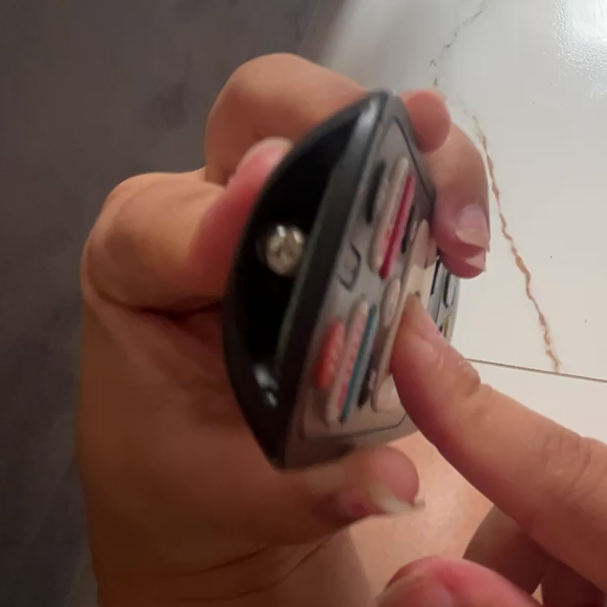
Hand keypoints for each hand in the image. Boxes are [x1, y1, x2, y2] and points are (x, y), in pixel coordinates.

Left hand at [77, 54, 488, 598]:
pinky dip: (442, 187)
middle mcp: (213, 210)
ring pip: (347, 124)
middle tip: (412, 149)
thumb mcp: (227, 498)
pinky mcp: (352, 219)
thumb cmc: (188, 483)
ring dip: (419, 154)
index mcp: (142, 267)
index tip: (270, 193)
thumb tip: (398, 487)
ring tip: (462, 228)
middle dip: (336, 116)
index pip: (168, 216)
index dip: (220, 207)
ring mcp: (291, 205)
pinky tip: (464, 242)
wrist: (223, 480)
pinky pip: (398, 169)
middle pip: (263, 107)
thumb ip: (307, 492)